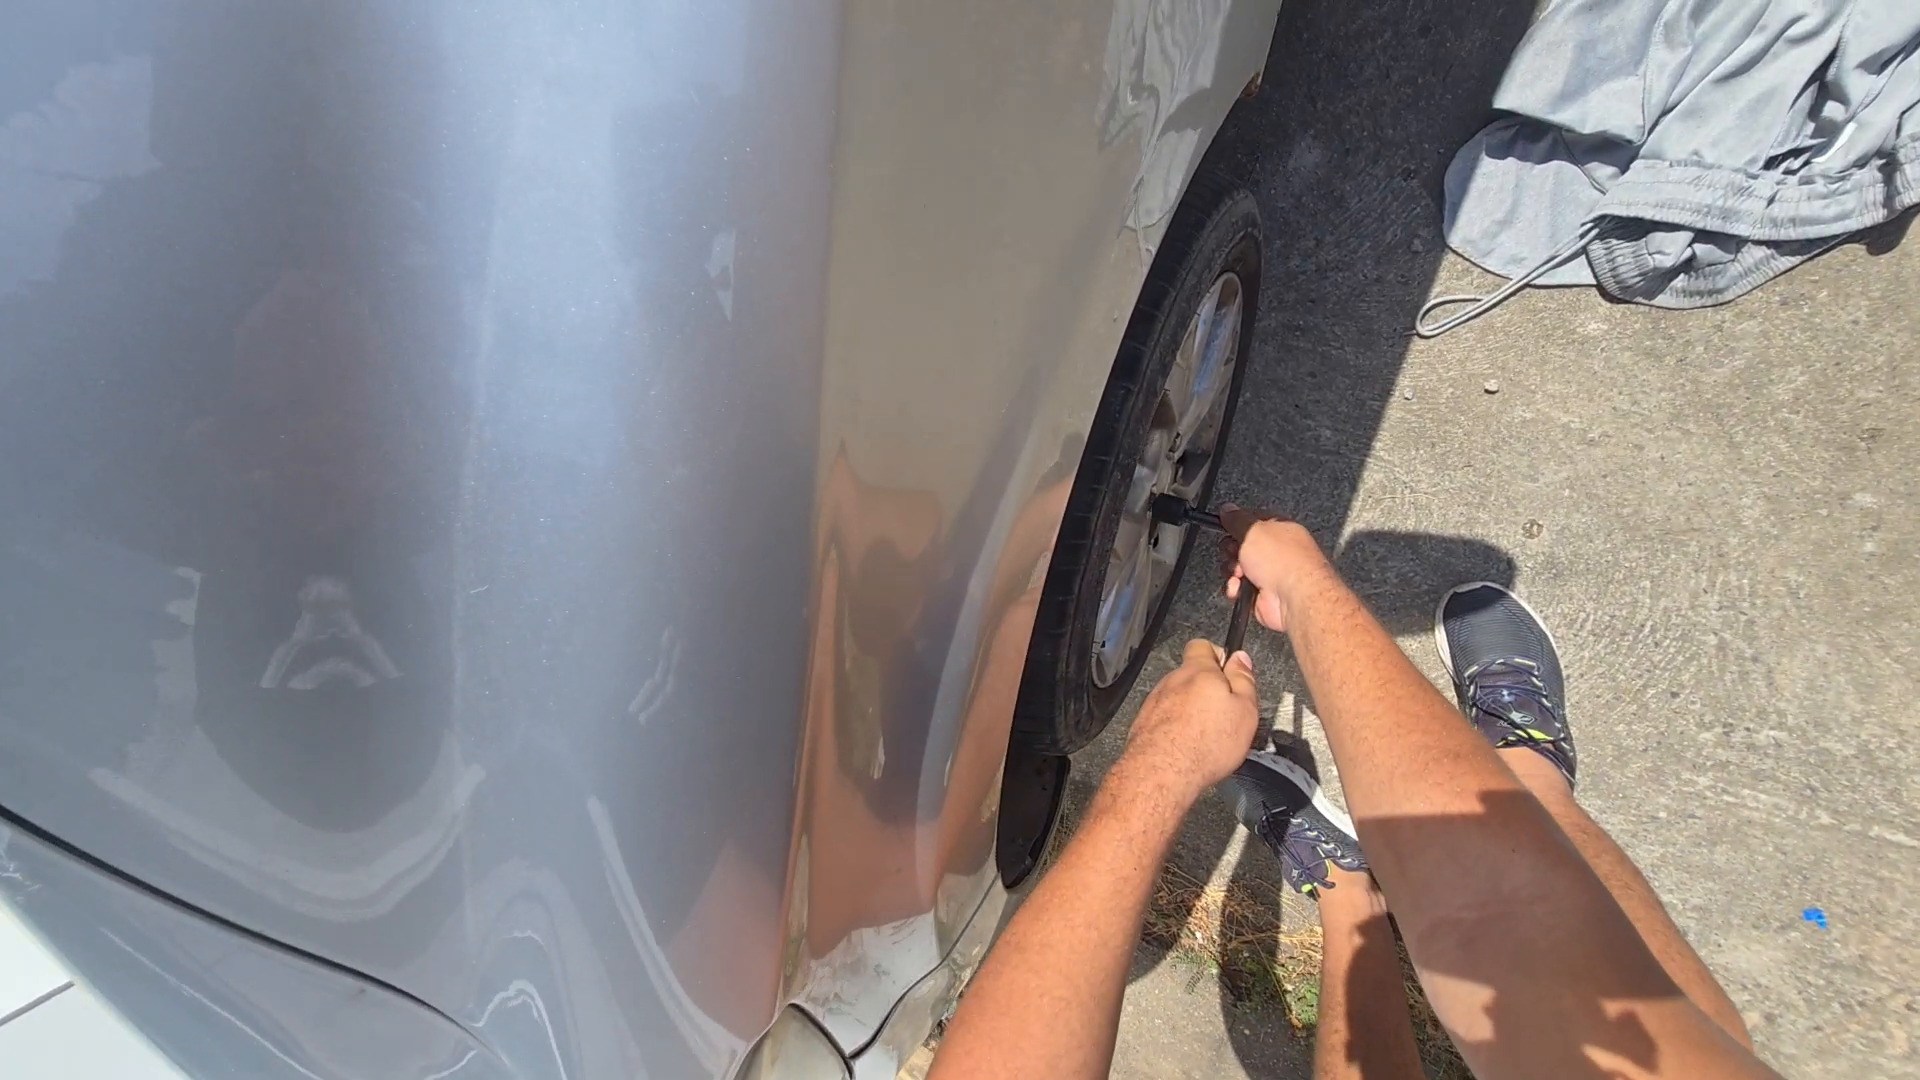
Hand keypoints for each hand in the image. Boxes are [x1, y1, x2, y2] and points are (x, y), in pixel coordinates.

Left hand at [1120, 639, 1259, 799]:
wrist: (1162, 771)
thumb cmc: (1204, 743)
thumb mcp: (1245, 711)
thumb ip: (1244, 680)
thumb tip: (1241, 658)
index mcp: (1197, 671)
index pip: (1203, 645)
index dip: (1219, 656)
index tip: (1231, 674)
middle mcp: (1172, 680)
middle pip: (1191, 674)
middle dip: (1208, 688)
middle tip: (1225, 712)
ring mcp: (1156, 700)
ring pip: (1179, 696)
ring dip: (1192, 708)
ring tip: (1207, 734)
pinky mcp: (1145, 720)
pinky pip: (1166, 715)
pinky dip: (1177, 725)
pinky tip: (1188, 744)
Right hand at [1218, 505, 1335, 632]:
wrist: (1293, 597)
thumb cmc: (1282, 560)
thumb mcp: (1252, 530)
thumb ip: (1237, 519)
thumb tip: (1227, 509)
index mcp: (1281, 529)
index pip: (1254, 520)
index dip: (1237, 523)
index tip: (1225, 525)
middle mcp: (1278, 551)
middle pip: (1242, 545)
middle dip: (1232, 550)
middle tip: (1234, 552)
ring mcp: (1271, 574)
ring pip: (1237, 567)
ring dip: (1231, 570)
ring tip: (1238, 573)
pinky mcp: (1262, 594)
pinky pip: (1239, 588)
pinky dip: (1235, 589)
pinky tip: (1239, 588)